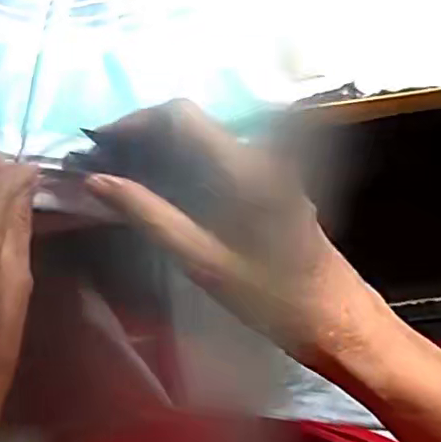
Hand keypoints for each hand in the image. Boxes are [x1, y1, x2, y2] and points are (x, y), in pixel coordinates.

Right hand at [83, 100, 389, 370]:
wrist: (343, 326)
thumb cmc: (275, 300)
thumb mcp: (203, 261)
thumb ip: (149, 214)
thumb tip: (96, 180)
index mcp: (244, 168)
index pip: (180, 115)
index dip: (134, 121)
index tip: (99, 144)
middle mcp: (257, 156)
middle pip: (188, 122)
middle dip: (140, 134)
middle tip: (101, 161)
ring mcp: (266, 167)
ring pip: (200, 139)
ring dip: (157, 148)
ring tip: (120, 173)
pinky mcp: (267, 182)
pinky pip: (214, 157)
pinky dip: (179, 163)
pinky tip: (157, 188)